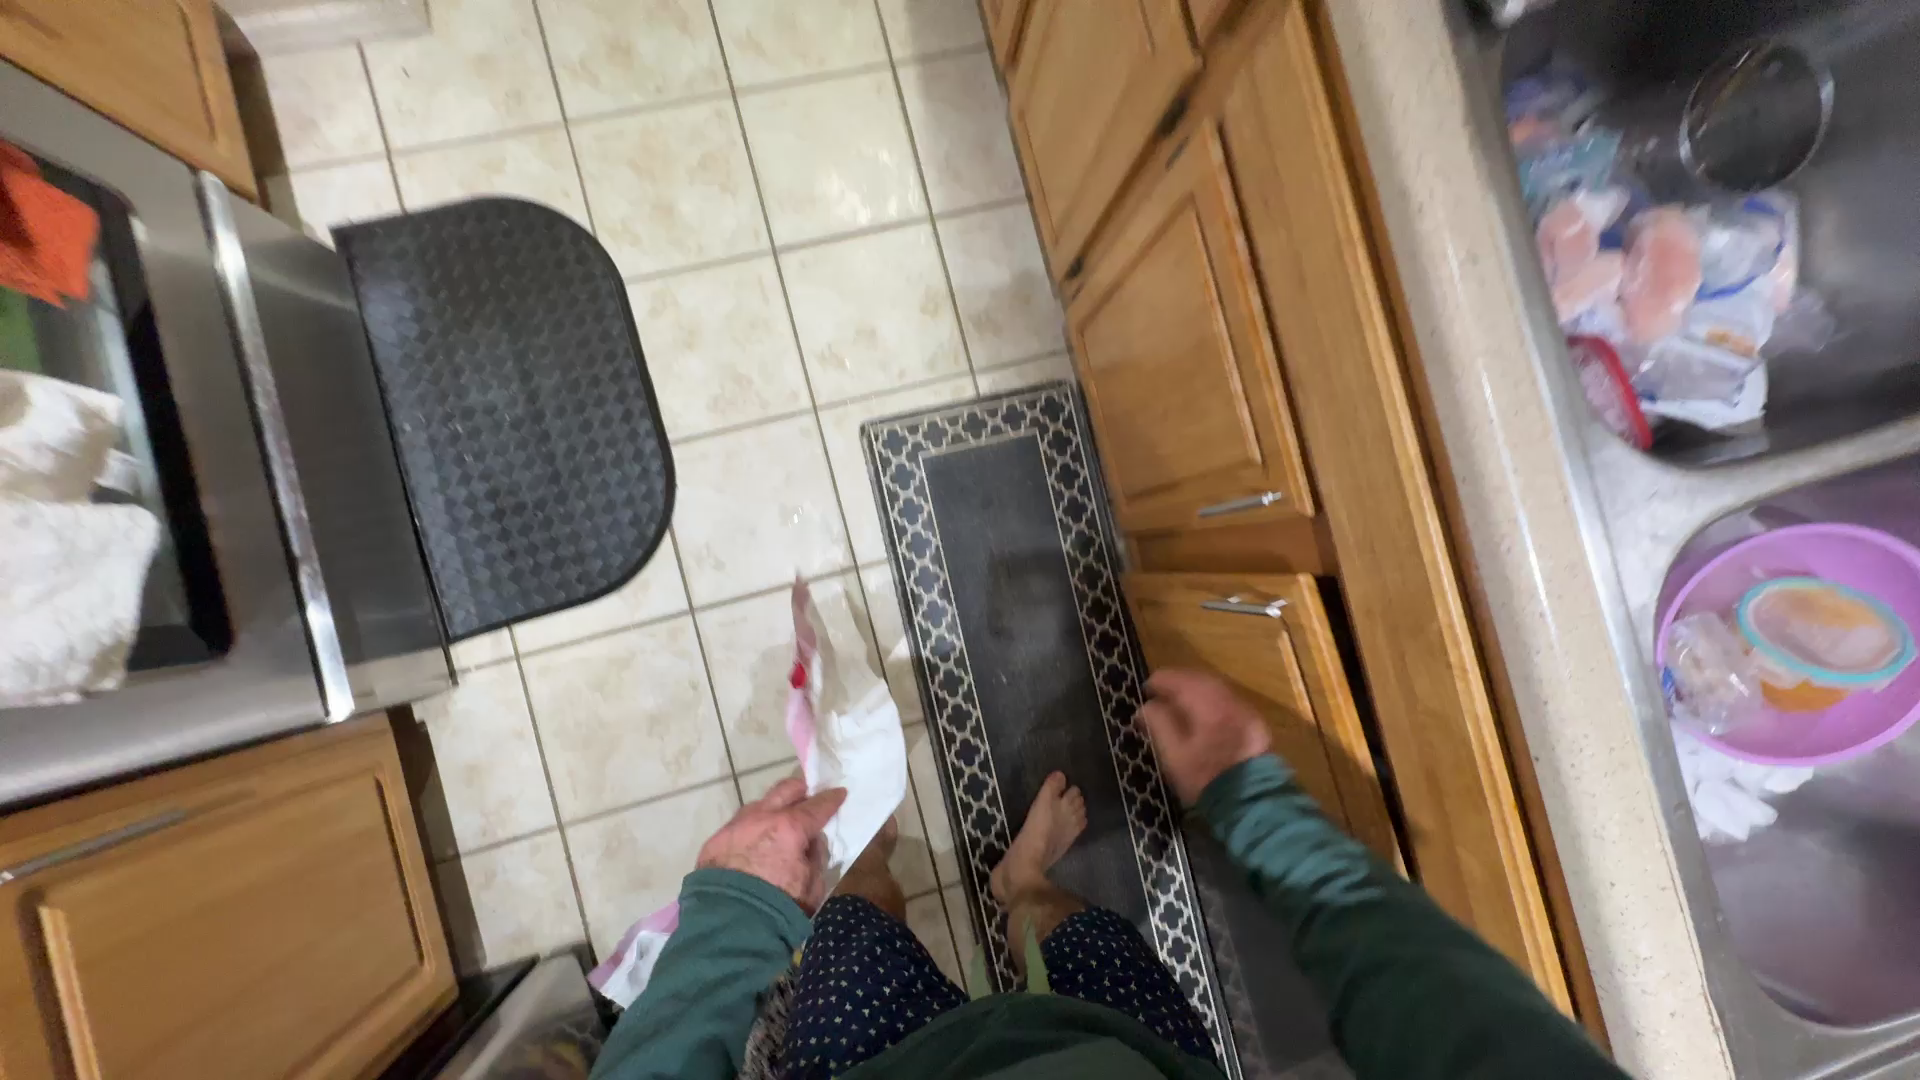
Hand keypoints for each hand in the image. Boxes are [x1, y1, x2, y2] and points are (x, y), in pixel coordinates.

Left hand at [697, 777, 847, 913]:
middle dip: (800, 790)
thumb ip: (816, 858)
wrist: (727, 932)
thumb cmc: (779, 911)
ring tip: (776, 820)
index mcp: (790, 828)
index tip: (839, 793)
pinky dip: (750, 829)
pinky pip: (737, 826)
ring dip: (771, 808)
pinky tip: (752, 842)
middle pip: (785, 790)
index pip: (817, 806)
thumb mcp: (813, 888)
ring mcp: (735, 827)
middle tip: (807, 794)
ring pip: (758, 804)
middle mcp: (762, 818)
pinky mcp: (714, 842)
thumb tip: (811, 842)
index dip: (831, 799)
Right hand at [1138, 669, 1271, 804]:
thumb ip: (1157, 724)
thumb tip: (1145, 707)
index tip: (1144, 692)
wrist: (1251, 804)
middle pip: (1198, 678)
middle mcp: (1229, 699)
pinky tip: (1200, 714)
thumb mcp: (1173, 755)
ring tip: (1176, 702)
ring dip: (1193, 690)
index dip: (1157, 683)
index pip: (1177, 679)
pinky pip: (1226, 701)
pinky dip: (1209, 700)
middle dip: (1176, 683)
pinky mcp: (1254, 723)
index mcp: (1207, 704)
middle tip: (1159, 694)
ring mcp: (1245, 710)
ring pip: (1214, 688)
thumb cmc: (1205, 779)